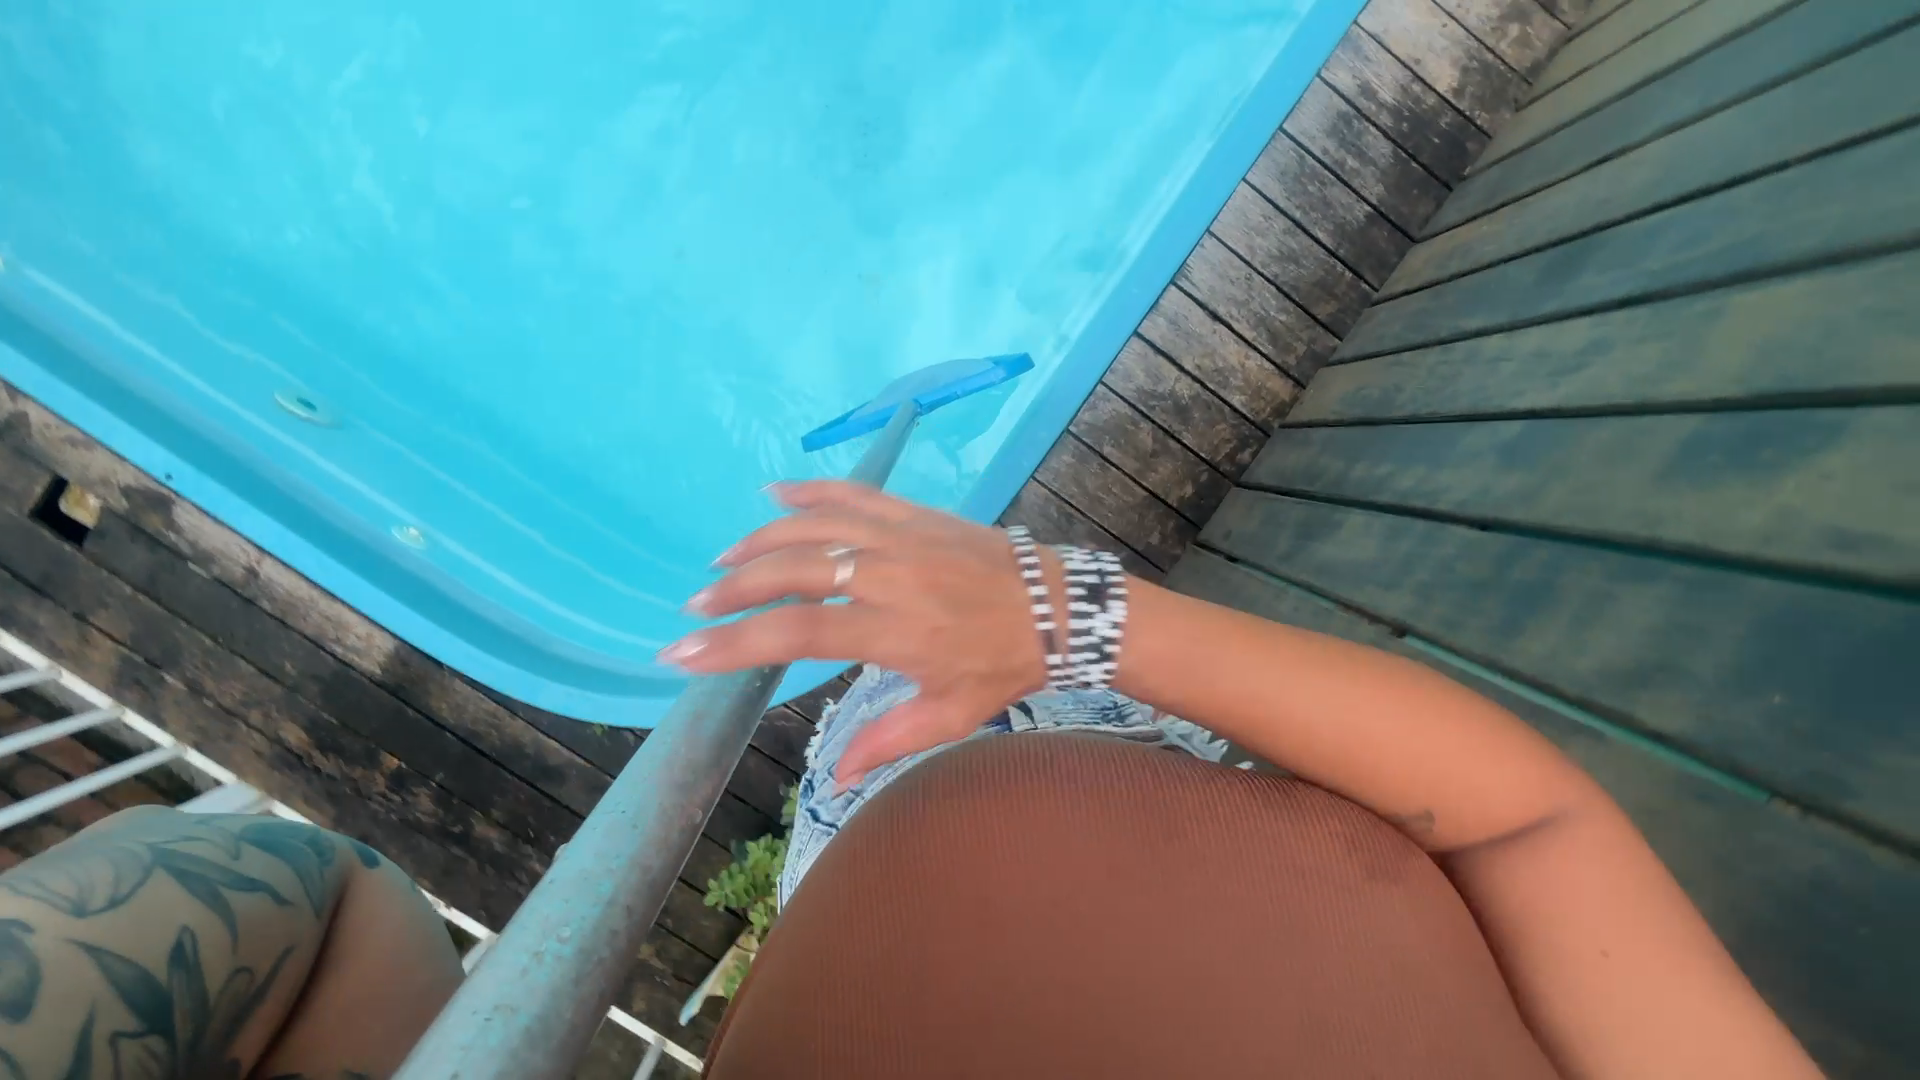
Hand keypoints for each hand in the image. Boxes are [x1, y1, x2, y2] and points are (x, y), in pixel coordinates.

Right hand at [660, 480, 1050, 785]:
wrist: (1058, 607)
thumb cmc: (1005, 666)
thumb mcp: (952, 715)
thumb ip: (888, 741)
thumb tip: (837, 780)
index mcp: (893, 631)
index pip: (796, 634)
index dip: (734, 645)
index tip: (683, 652)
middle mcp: (888, 576)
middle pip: (792, 572)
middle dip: (734, 590)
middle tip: (696, 608)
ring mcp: (901, 536)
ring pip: (815, 527)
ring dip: (761, 541)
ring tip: (723, 562)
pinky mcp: (916, 513)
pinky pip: (856, 494)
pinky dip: (813, 491)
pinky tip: (776, 493)